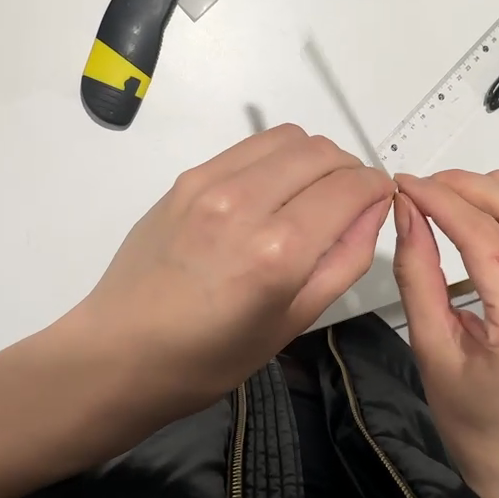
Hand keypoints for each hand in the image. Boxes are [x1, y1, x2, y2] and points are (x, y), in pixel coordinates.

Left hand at [0, 126, 392, 497]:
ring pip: (291, 137)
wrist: (117, 353)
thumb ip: (342, 260)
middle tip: (350, 201)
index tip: (380, 201)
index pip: (351, 188)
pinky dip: (279, 155)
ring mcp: (213, 182)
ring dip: (316, 157)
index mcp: (278, 253)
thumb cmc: (209, 359)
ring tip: (312, 192)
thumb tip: (373, 209)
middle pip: (324, 153)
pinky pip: (253, 144)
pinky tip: (273, 188)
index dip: (376, 189)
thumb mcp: (290, 325)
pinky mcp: (190, 176)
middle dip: (350, 170)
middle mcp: (247, 203)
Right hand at [392, 170, 498, 497]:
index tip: (405, 186)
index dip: (443, 201)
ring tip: (462, 197)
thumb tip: (407, 207)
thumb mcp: (430, 349)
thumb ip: (417, 271)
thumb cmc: (471, 417)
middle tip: (426, 188)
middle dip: (468, 185)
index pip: (488, 239)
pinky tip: (496, 210)